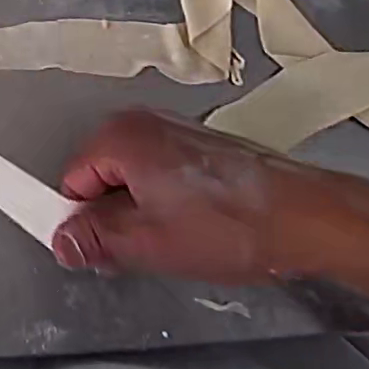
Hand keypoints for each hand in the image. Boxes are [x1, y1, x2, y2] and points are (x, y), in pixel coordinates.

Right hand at [50, 109, 368, 284]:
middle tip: (144, 245)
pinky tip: (193, 220)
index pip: (71, 179)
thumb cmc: (231, 224)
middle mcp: (139, 120)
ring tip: (175, 234)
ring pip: (128, 173)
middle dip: (112, 213)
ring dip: (139, 206)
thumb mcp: (151, 243)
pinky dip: (162, 194)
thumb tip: (62, 240)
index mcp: (120, 136)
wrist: (305, 215)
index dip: (82, 219)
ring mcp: (167, 126)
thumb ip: (96, 239)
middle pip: (98, 173)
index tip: (97, 247)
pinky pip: (155, 167)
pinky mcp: (191, 139)